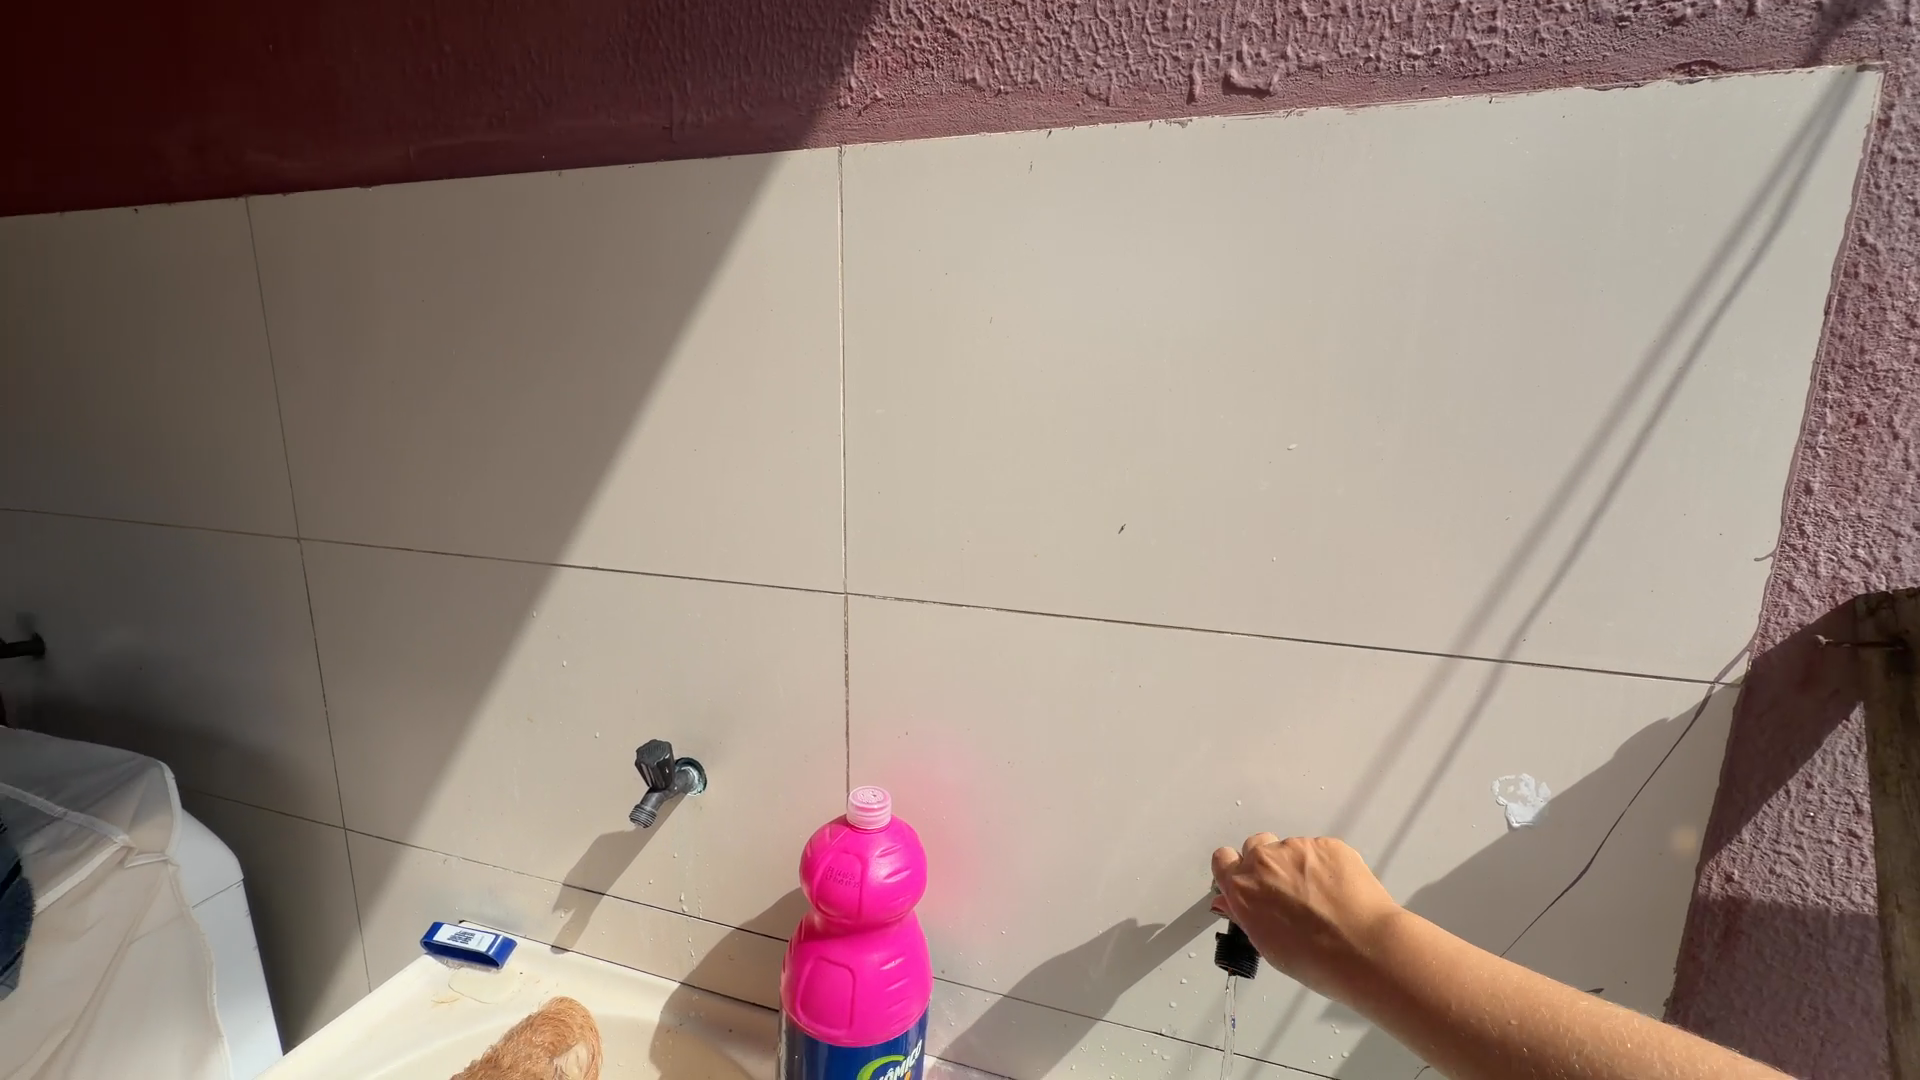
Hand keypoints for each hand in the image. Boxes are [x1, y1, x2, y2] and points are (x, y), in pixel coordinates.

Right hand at [1210, 834, 1401, 997]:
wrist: (1368, 951)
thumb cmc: (1319, 959)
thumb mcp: (1269, 947)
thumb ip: (1245, 915)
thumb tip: (1231, 903)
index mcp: (1241, 886)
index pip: (1222, 859)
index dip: (1234, 869)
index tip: (1245, 880)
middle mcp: (1263, 861)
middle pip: (1255, 847)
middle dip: (1267, 865)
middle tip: (1286, 891)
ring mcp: (1295, 848)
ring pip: (1290, 849)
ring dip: (1299, 866)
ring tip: (1322, 898)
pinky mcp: (1326, 845)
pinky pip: (1319, 850)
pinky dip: (1326, 866)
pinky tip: (1339, 893)